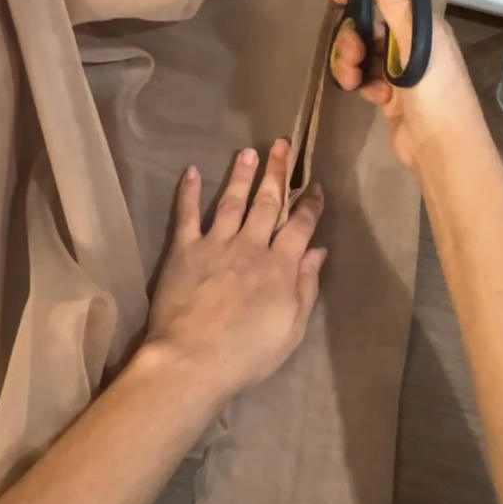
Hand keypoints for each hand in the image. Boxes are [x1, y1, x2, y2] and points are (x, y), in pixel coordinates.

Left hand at [143, 140, 326, 403]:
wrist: (194, 358)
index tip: (314, 185)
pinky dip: (189, 192)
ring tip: (248, 152)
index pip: (299, 226)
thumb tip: (317, 251)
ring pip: (232, 201)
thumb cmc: (248, 352)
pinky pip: (187, 214)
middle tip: (280, 145)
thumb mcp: (292, 327)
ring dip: (241, 175)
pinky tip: (192, 172)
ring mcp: (216, 243)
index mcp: (279, 266)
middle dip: (276, 173)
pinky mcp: (185, 248)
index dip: (309, 204)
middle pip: (267, 203)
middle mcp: (250, 245)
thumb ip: (305, 286)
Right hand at [328, 0, 476, 171]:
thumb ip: (400, 1)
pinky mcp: (391, 92)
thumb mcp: (415, 42)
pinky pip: (365, 76)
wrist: (441, 149)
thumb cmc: (434, 92)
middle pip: (368, 25)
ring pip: (362, 51)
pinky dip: (361, 83)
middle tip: (351, 57)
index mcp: (423, 24)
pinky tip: (370, 97)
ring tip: (354, 82)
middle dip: (351, 38)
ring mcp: (402, 68)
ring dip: (350, 63)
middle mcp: (414, 41)